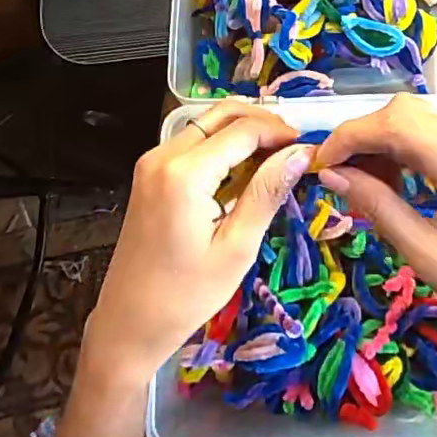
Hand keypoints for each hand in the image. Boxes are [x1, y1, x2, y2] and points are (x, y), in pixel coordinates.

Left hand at [84, 101, 309, 384]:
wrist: (128, 322)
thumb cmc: (185, 296)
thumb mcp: (236, 248)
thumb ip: (267, 193)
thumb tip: (301, 154)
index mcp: (184, 173)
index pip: (243, 130)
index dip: (280, 132)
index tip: (309, 148)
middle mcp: (163, 156)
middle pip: (222, 114)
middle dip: (263, 122)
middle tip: (294, 148)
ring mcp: (152, 162)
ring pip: (206, 124)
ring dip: (243, 131)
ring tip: (276, 158)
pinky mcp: (150, 174)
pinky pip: (192, 143)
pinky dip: (222, 145)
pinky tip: (245, 169)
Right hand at [314, 94, 436, 350]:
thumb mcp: (430, 258)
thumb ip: (379, 209)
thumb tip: (331, 175)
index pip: (399, 127)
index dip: (351, 137)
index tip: (321, 164)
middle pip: (406, 112)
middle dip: (360, 136)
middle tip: (336, 173)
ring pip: (416, 116)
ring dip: (378, 140)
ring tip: (360, 179)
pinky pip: (432, 131)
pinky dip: (400, 146)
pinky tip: (390, 177)